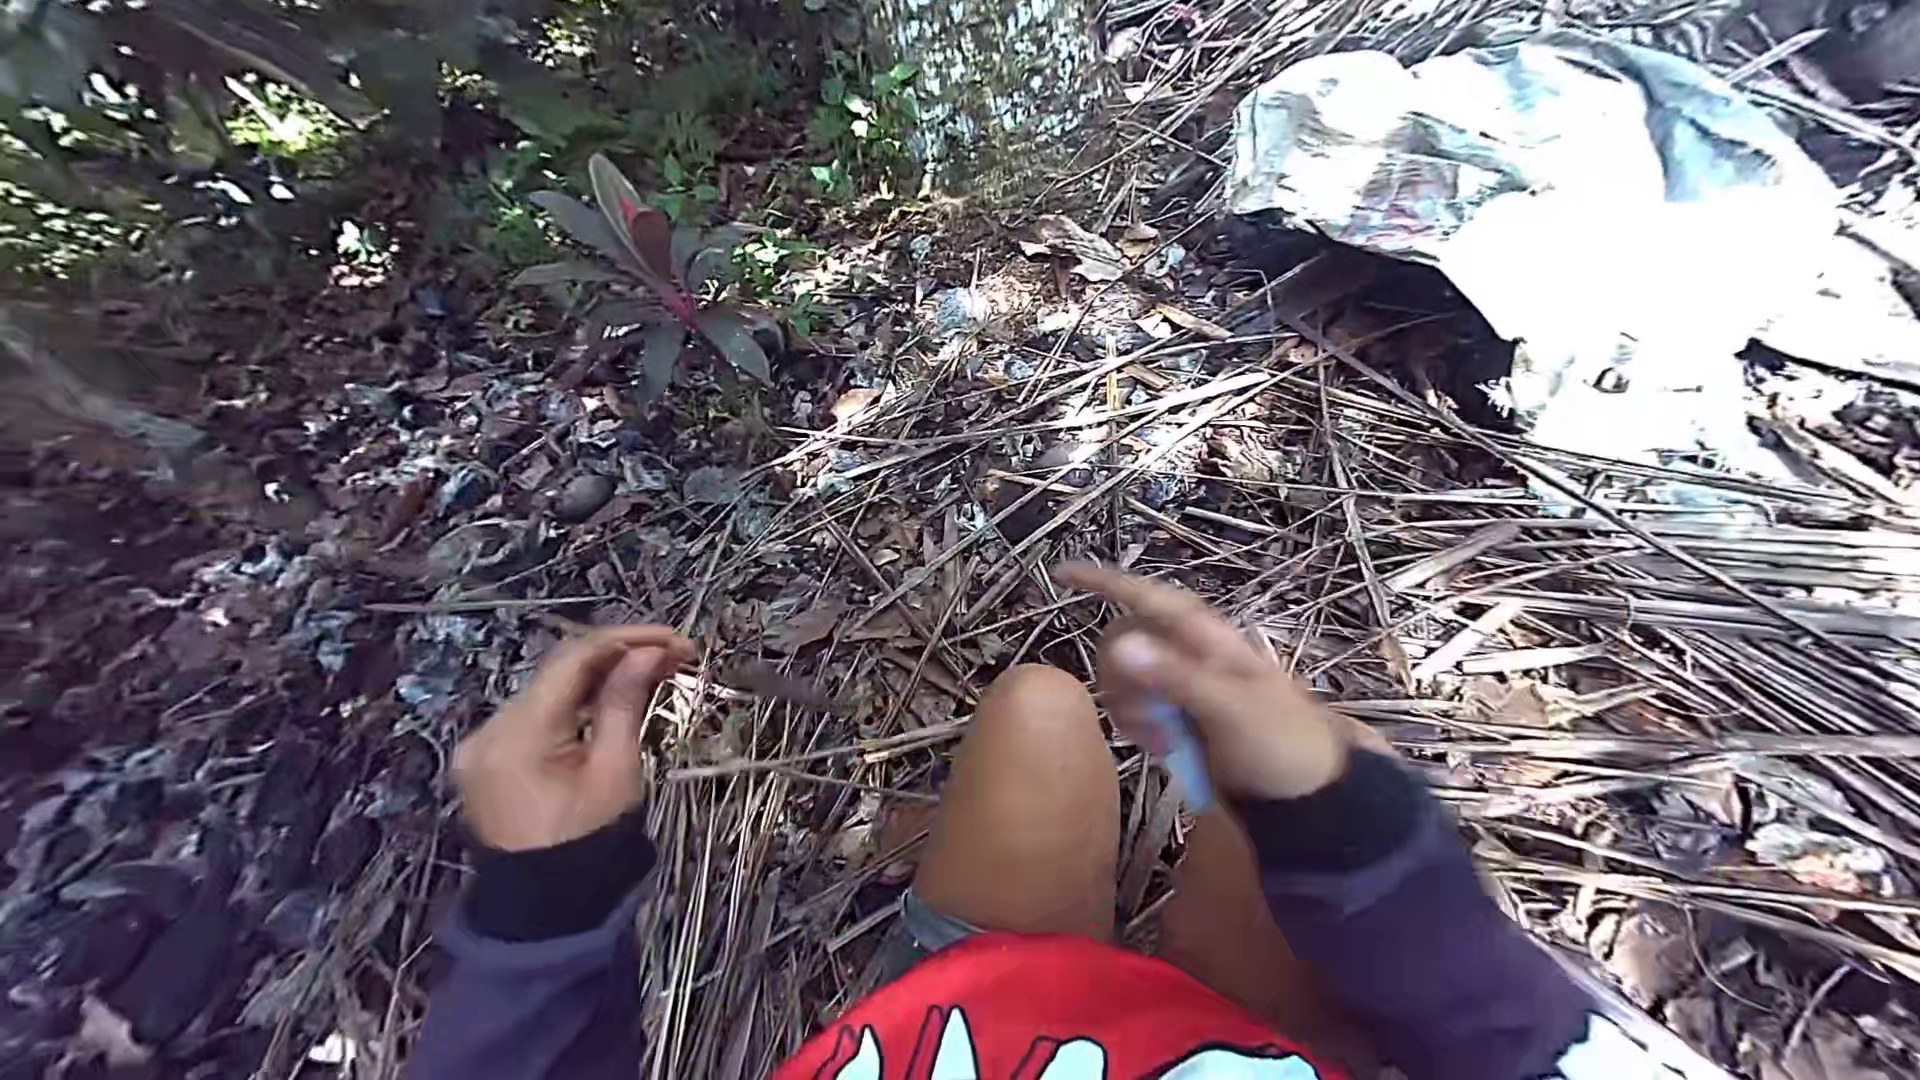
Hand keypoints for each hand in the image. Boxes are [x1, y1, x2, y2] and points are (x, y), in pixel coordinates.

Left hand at [453, 626, 695, 850]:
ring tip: (659, 669)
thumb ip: (625, 701)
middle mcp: (491, 729)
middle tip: (677, 654)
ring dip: (608, 672)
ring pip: (555, 685)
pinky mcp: (496, 754)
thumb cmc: (590, 840)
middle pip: (563, 668)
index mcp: (517, 735)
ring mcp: (488, 742)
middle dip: (623, 654)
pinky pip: (545, 709)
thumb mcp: (615, 768)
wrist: (548, 908)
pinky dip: (585, 697)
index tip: (677, 642)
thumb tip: (649, 652)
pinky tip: (622, 692)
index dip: (629, 641)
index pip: (575, 659)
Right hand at [1058, 564, 1350, 800]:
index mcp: (1202, 635)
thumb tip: (1118, 649)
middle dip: (1120, 677)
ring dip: (1127, 707)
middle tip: (1144, 715)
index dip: (1102, 580)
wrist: (1306, 795)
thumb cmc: (1280, 742)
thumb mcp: (1232, 709)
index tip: (1060, 574)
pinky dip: (1133, 725)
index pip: (1144, 596)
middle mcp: (1182, 649)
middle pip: (1122, 640)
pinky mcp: (1171, 711)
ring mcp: (1176, 680)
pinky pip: (1129, 705)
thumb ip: (1175, 677)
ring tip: (1159, 739)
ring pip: (1120, 674)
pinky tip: (1160, 747)